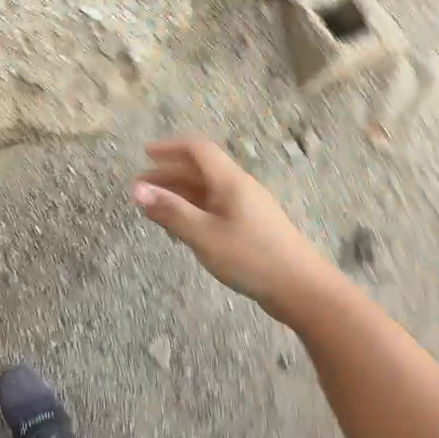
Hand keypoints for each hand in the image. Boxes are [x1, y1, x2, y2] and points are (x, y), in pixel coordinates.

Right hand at [131, 138, 343, 319]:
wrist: (302, 289)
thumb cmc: (251, 258)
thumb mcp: (204, 235)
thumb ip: (170, 211)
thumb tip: (136, 190)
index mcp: (230, 182)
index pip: (198, 150)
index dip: (170, 148)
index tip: (145, 155)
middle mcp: (239, 188)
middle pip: (200, 170)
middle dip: (168, 174)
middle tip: (140, 189)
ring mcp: (246, 208)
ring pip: (206, 191)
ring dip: (178, 194)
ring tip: (154, 210)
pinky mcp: (250, 227)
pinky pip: (214, 208)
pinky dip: (192, 210)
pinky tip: (181, 229)